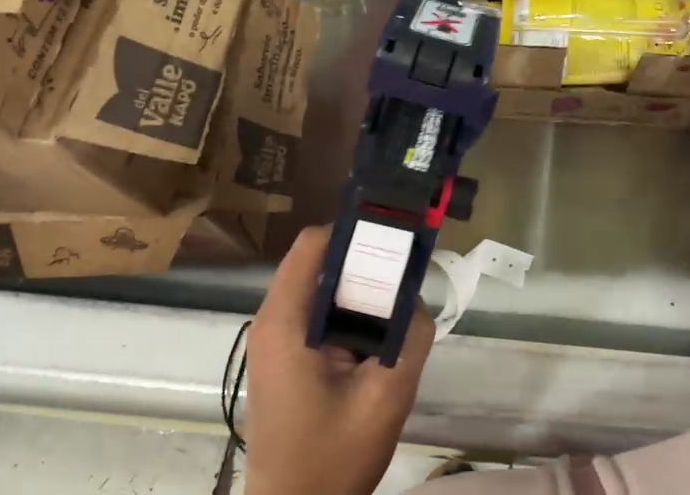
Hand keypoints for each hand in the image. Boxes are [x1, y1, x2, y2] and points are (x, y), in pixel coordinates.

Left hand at [244, 226, 432, 494]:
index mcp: (285, 323)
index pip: (313, 244)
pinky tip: (378, 336)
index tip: (396, 238)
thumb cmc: (332, 456)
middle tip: (407, 274)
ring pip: (320, 289)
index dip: (355, 232)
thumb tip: (417, 301)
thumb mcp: (386, 395)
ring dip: (359, 290)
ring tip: (399, 304)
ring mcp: (274, 343)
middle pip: (318, 263)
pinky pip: (317, 316)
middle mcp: (272, 323)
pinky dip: (348, 314)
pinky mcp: (283, 360)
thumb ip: (410, 337)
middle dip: (365, 262)